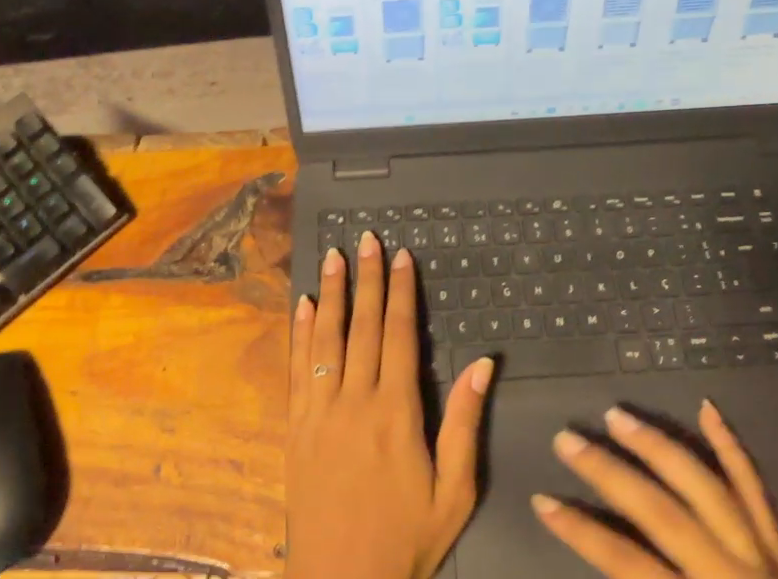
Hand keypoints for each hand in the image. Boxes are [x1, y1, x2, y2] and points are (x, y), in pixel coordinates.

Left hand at [287, 233, 496, 578]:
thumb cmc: (406, 539)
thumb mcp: (454, 490)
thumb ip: (464, 423)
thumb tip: (482, 364)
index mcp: (396, 412)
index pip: (399, 335)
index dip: (401, 292)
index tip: (401, 256)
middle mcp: (354, 401)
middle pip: (363, 326)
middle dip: (366, 279)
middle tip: (365, 238)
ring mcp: (319, 412)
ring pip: (326, 339)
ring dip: (331, 294)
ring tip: (332, 255)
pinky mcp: (295, 429)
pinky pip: (297, 370)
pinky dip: (300, 334)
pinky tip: (304, 306)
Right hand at [533, 401, 777, 578]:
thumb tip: (613, 570)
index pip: (626, 563)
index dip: (581, 532)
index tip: (543, 500)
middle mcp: (729, 574)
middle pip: (661, 512)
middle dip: (609, 474)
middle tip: (568, 438)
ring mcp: (763, 557)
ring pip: (705, 487)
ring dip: (658, 448)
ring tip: (619, 415)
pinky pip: (756, 491)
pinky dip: (731, 449)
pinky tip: (709, 410)